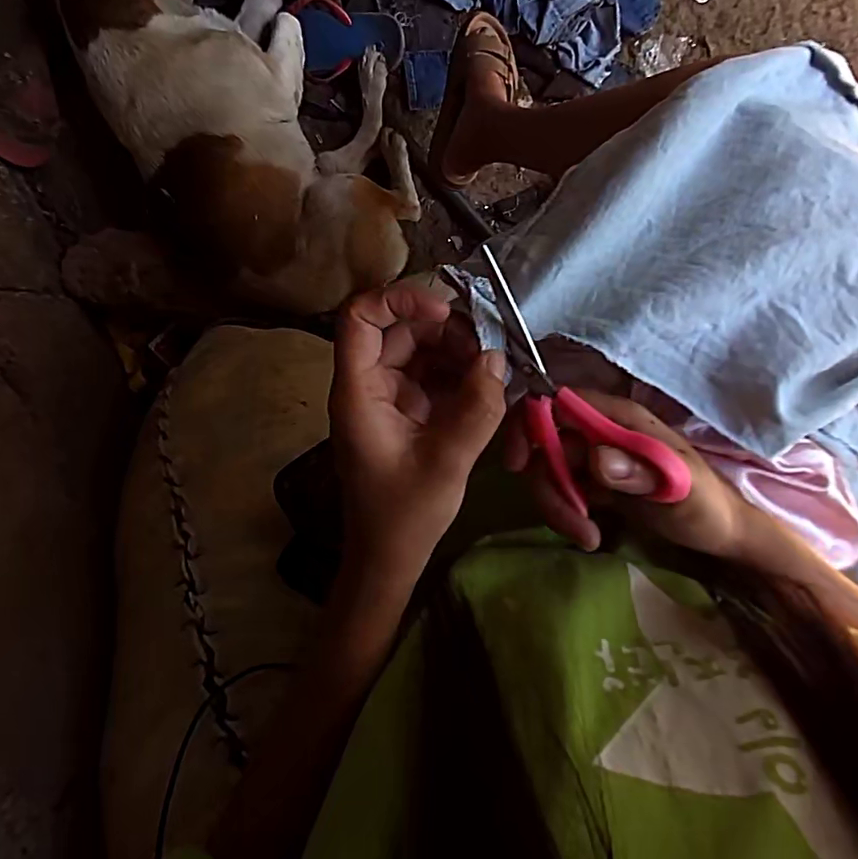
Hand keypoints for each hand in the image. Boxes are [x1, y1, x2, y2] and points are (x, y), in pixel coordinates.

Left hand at [329, 284, 507, 580]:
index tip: (446, 315)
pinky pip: (433, 375)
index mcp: (359, 392)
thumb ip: (476, 409)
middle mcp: (369, 385)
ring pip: (420, 350)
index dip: (399, 300)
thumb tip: (498, 359)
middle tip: (490, 350)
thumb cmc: (404, 516)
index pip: (360, 318)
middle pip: (400, 330)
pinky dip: (460, 374)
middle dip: (447, 332)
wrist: (389, 557)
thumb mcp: (447, 463)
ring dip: (459, 352)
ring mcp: (389, 397)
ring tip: (494, 371)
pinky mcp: (408, 410)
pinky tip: (488, 387)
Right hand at [503, 390, 768, 558]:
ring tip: (589, 536)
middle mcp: (603, 431)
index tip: (519, 465)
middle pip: (546, 442)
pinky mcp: (596, 482)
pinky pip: (563, 489)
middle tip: (574, 522)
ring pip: (549, 469)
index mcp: (621, 419)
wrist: (723, 535)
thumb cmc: (708, 506)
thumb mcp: (682, 492)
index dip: (530, 425)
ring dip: (557, 504)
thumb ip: (643, 472)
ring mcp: (598, 457)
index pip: (558, 403)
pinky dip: (566, 513)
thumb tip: (595, 457)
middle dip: (547, 484)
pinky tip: (591, 534)